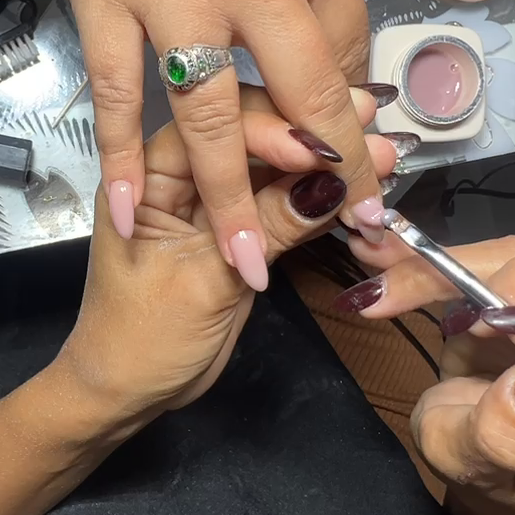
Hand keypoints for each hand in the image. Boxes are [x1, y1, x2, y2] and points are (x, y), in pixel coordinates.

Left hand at [57, 87, 396, 417]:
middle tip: (368, 123)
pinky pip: (280, 202)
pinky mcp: (239, 228)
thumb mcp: (207, 280)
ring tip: (382, 151)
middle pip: (246, 137)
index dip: (269, 132)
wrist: (132, 391)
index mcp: (147, 177)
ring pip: (271, 168)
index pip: (210, 132)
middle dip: (305, 135)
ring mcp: (212, 201)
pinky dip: (318, 196)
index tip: (321, 148)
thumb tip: (332, 183)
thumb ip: (267, 228)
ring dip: (323, 162)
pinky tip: (363, 183)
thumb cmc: (145, 337)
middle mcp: (179, 176)